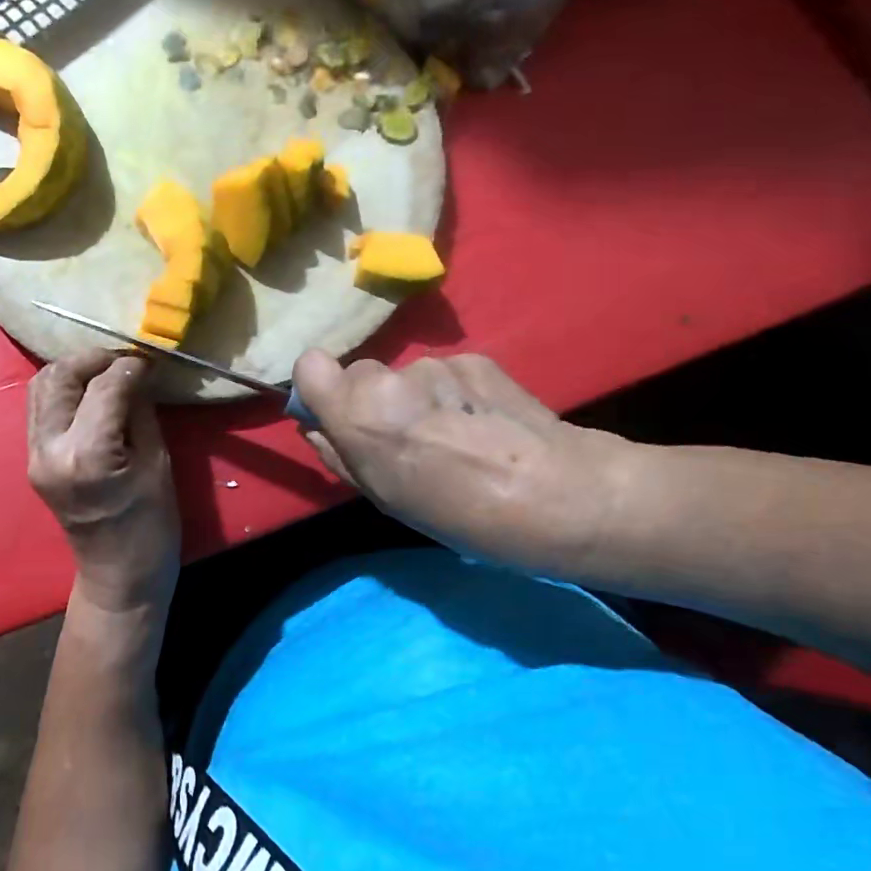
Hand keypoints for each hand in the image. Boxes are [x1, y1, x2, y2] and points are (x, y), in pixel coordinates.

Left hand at [28, 351, 180, 611]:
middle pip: (59, 377)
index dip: (128, 366)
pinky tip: (90, 392)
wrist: (118, 576)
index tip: (148, 360)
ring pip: (41, 386)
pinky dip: (63, 390)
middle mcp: (49, 449)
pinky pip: (41, 407)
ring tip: (106, 372)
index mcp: (86, 455)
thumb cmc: (151, 528)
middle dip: (92, 359)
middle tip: (124, 361)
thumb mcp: (157, 463)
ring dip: (73, 371)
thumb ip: (140, 411)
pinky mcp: (33, 459)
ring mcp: (34, 454)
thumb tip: (136, 372)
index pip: (103, 388)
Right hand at [292, 349, 634, 580]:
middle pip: (361, 375)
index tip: (339, 415)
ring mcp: (436, 364)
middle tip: (407, 440)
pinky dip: (454, 395)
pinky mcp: (476, 358)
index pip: (309, 365)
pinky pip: (445, 374)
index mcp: (359, 411)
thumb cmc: (457, 512)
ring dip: (417, 400)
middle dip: (374, 400)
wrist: (561, 495)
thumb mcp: (382, 496)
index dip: (321, 389)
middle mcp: (390, 376)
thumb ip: (337, 453)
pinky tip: (483, 424)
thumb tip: (313, 424)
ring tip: (456, 438)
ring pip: (406, 377)